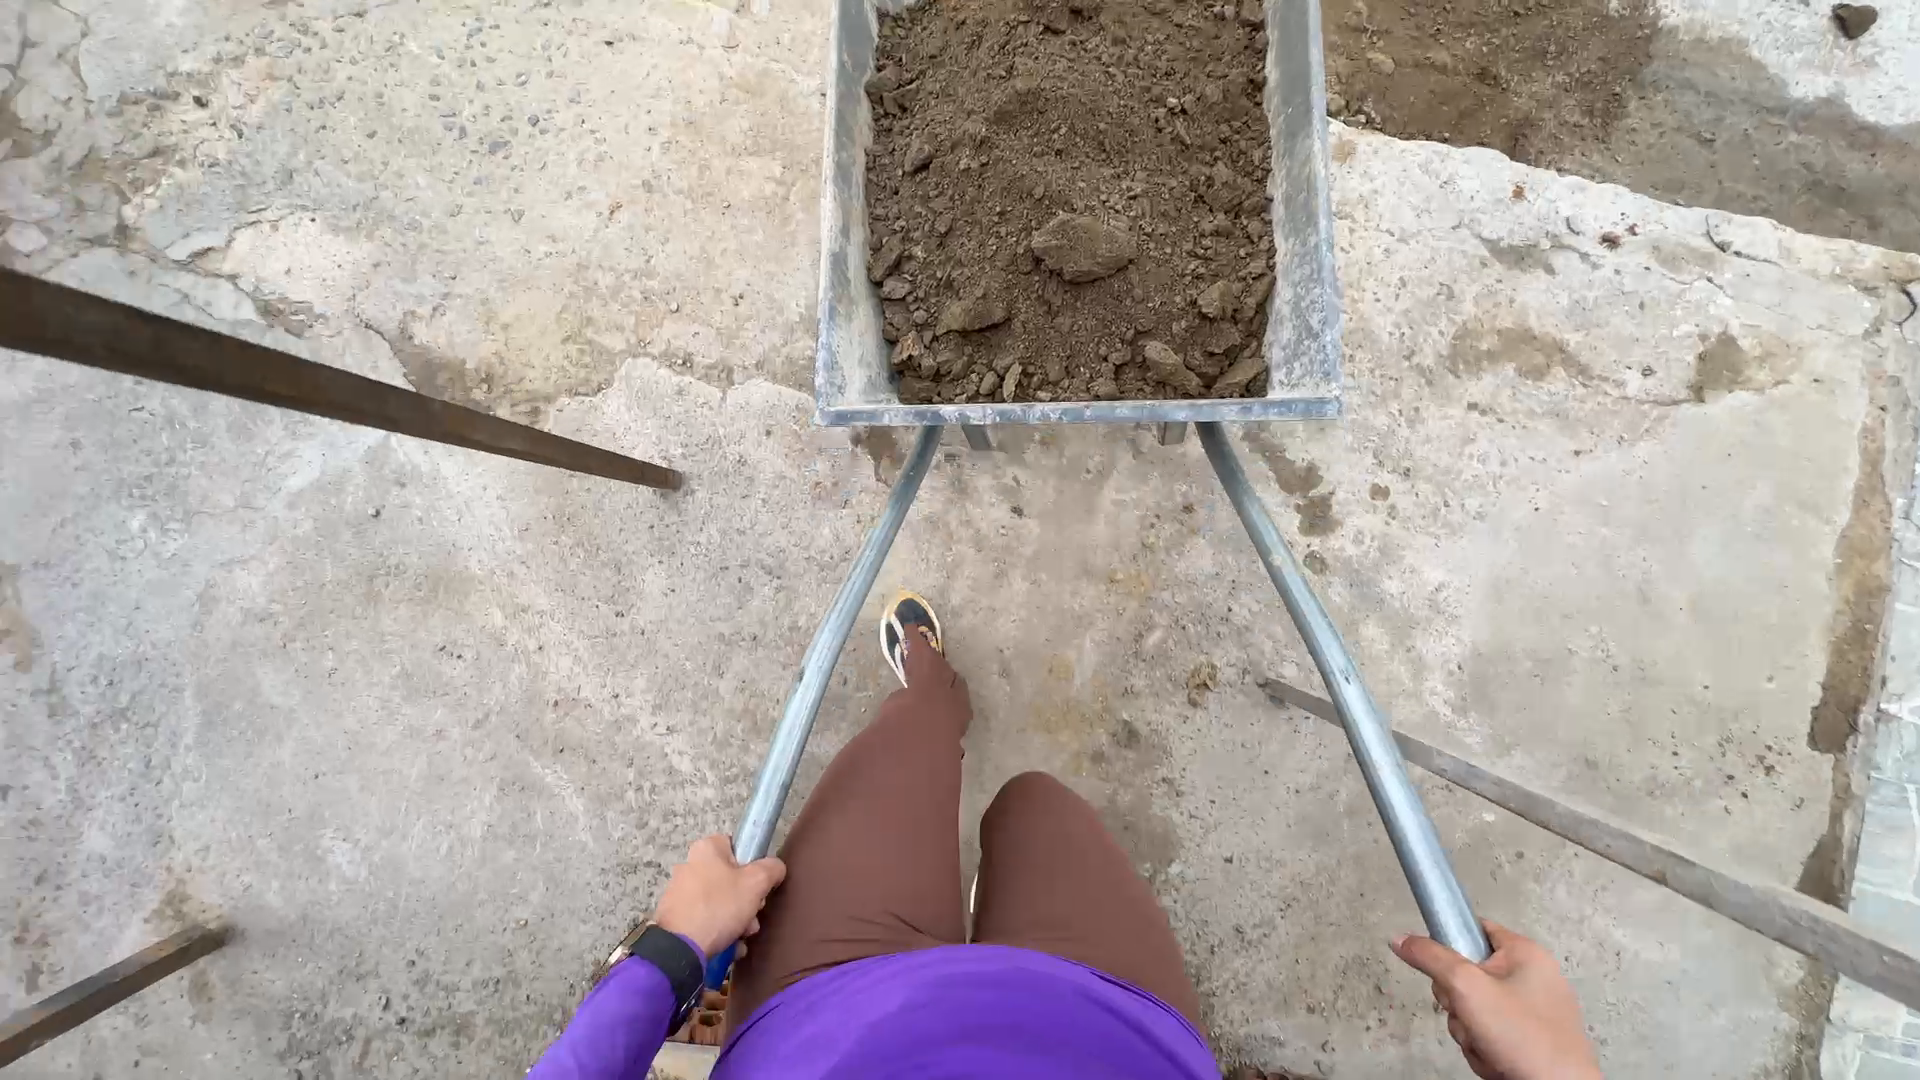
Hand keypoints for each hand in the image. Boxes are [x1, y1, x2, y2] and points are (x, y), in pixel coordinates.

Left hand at [652, 835, 787, 958]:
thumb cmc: (719, 907)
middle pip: (730, 877)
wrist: (679, 950)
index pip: (738, 846)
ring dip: (736, 918)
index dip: (753, 865)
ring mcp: (678, 892)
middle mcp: (689, 864)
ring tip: (742, 936)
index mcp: (707, 848)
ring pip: (719, 900)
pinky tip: (729, 945)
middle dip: (747, 899)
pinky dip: (718, 930)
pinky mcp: (673, 917)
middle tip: (753, 915)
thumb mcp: (756, 883)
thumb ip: (772, 868)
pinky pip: (705, 918)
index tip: (758, 886)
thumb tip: (775, 868)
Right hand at [1390, 921, 1601, 1079]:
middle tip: (1467, 1014)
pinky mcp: (1532, 1040)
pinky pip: (1489, 1029)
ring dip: (1467, 1026)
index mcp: (1526, 954)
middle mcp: (1533, 977)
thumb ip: (1429, 957)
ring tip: (1484, 1043)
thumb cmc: (1520, 1034)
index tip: (1444, 970)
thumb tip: (1397, 938)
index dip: (1449, 944)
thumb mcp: (1465, 987)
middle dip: (1457, 1000)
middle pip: (1466, 971)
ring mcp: (1533, 1011)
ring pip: (1474, 1005)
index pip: (1472, 927)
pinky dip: (1484, 1044)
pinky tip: (1494, 1058)